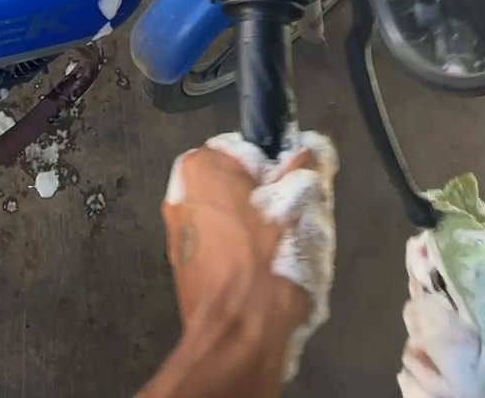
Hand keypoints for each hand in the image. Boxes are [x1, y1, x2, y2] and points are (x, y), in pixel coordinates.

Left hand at [138, 132, 336, 397]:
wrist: (235, 336)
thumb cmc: (263, 264)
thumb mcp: (292, 210)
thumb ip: (299, 172)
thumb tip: (308, 148)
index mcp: (200, 167)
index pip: (242, 152)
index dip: (270, 170)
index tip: (289, 191)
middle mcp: (180, 191)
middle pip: (232, 183)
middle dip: (261, 198)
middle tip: (288, 221)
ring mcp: (176, 228)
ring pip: (225, 214)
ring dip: (250, 226)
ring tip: (278, 250)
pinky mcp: (181, 262)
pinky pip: (217, 244)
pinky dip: (237, 251)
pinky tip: (260, 271)